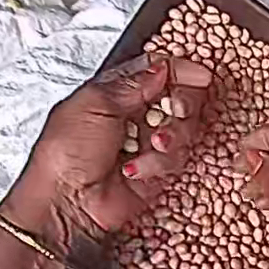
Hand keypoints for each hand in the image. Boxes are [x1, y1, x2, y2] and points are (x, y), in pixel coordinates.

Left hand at [0, 56, 212, 258]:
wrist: (68, 200)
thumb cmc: (67, 151)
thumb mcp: (96, 104)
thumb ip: (133, 85)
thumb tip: (163, 69)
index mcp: (117, 93)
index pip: (156, 73)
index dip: (181, 71)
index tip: (201, 75)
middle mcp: (136, 117)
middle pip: (179, 100)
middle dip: (184, 104)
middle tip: (178, 109)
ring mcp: (149, 144)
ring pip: (184, 130)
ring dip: (172, 137)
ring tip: (153, 145)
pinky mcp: (159, 170)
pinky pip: (177, 159)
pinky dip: (159, 163)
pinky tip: (135, 169)